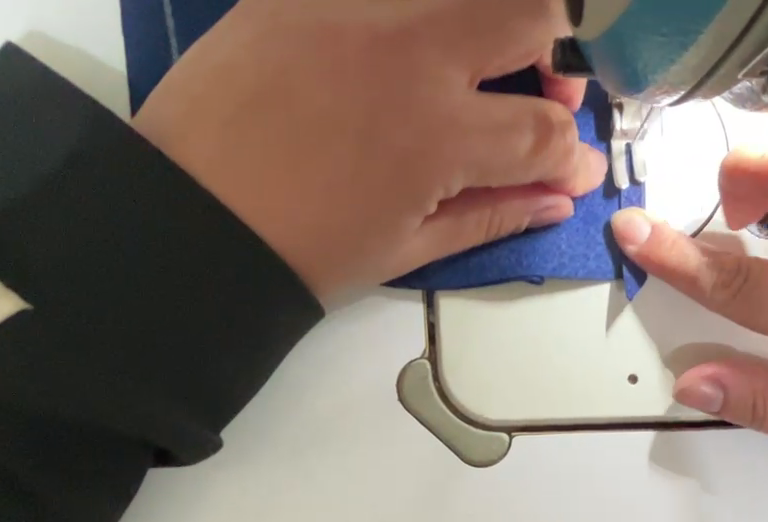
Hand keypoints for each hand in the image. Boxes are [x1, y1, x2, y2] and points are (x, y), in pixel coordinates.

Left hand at [135, 0, 607, 303]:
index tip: (575, 172)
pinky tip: (409, 51)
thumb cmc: (304, 251)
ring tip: (481, 62)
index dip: (574, 156)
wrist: (192, 218)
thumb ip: (492, 214)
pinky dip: (420, 16)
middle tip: (543, 92)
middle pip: (529, 10)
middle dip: (559, 54)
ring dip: (496, 20)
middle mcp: (412, 51)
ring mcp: (357, 7)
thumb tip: (554, 200)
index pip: (545, 131)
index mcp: (440, 136)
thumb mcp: (408, 248)